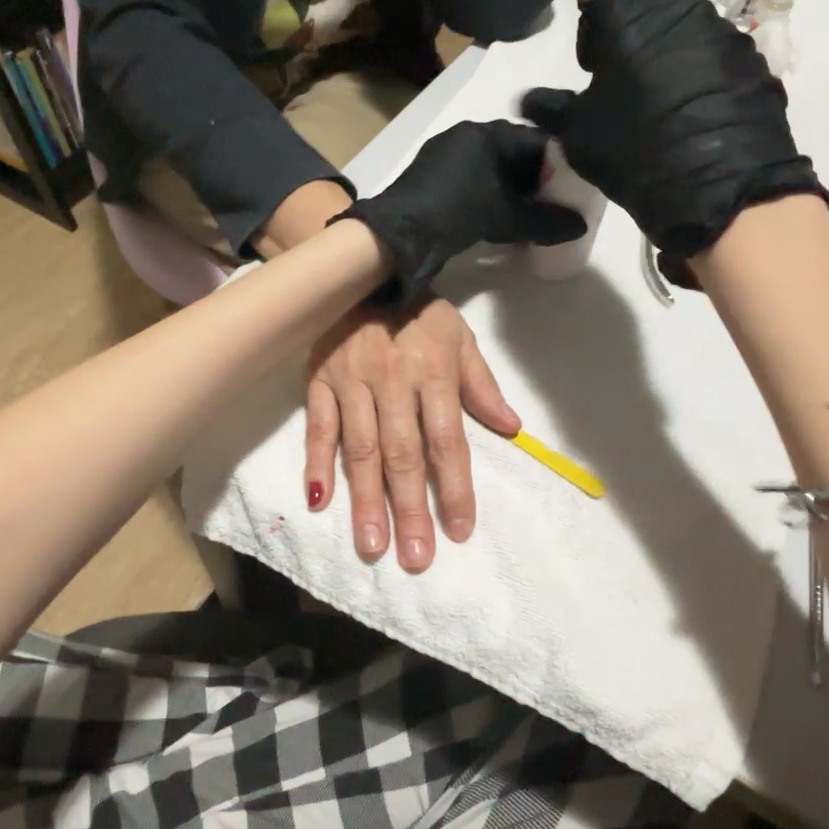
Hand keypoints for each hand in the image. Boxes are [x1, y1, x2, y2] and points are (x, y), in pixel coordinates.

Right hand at [304, 297, 517, 572]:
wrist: (365, 270)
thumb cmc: (420, 312)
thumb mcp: (459, 338)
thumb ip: (481, 385)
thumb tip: (512, 429)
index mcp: (433, 372)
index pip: (447, 440)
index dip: (453, 488)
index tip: (459, 532)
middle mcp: (392, 382)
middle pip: (402, 454)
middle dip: (409, 509)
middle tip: (415, 558)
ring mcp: (351, 382)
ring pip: (360, 449)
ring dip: (365, 500)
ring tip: (372, 545)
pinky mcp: (318, 380)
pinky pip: (318, 427)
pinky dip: (317, 462)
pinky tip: (320, 501)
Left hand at [333, 119, 584, 305]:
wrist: (399, 233)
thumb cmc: (457, 212)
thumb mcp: (508, 218)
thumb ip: (547, 221)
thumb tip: (580, 225)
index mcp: (487, 133)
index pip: (537, 140)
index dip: (559, 163)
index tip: (573, 186)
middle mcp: (467, 135)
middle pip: (514, 153)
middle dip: (536, 178)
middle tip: (555, 202)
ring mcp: (446, 155)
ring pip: (493, 168)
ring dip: (512, 189)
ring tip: (531, 213)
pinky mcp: (433, 177)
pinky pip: (473, 181)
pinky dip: (491, 196)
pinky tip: (500, 217)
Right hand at [521, 0, 828, 263]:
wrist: (722, 190)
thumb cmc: (636, 149)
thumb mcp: (578, 133)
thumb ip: (551, 106)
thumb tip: (529, 100)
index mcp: (634, 12)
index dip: (598, 0)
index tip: (594, 49)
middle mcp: (683, 8)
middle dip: (630, 32)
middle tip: (619, 84)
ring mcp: (725, 35)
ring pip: (684, 29)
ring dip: (666, 55)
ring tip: (657, 107)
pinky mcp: (755, 64)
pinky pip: (715, 58)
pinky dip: (699, 77)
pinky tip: (691, 121)